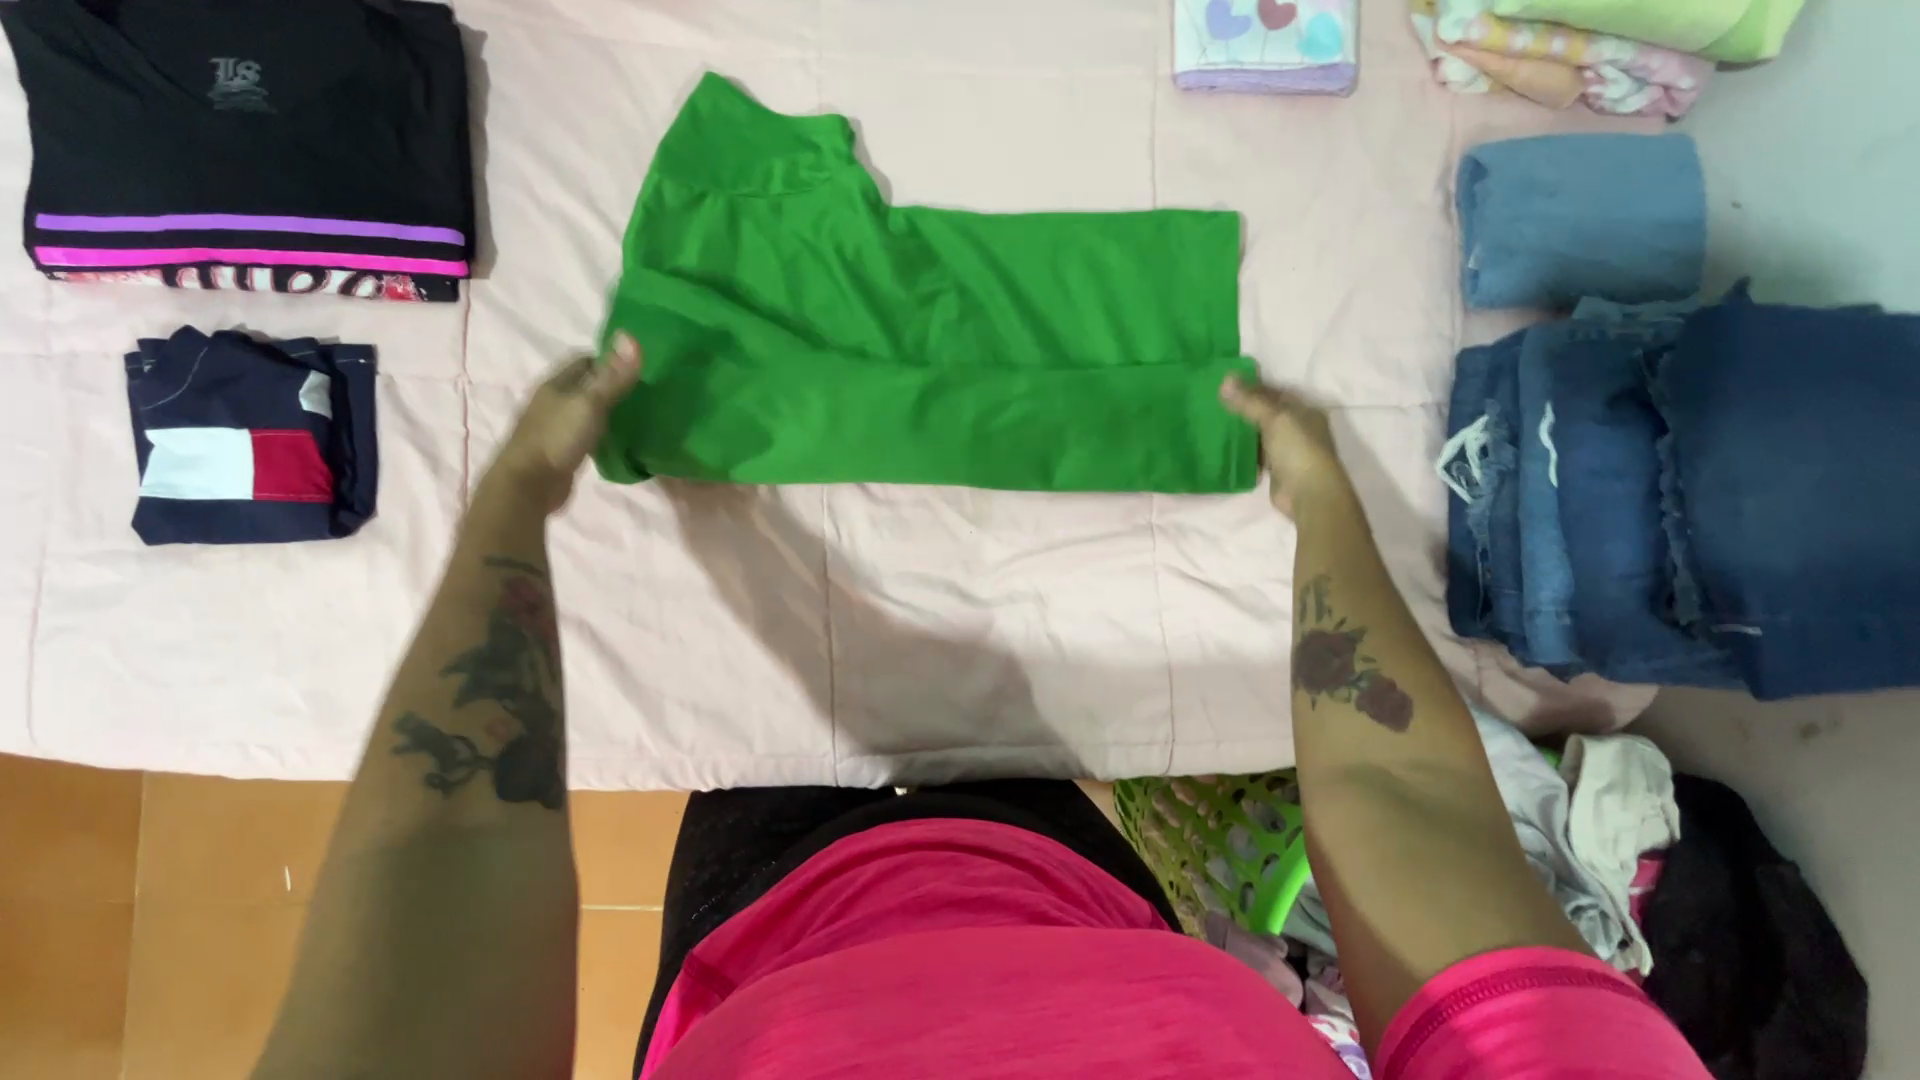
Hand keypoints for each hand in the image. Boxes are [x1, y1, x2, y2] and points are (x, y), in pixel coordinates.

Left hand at [489, 333, 643, 512]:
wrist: (528, 485)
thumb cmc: (557, 439)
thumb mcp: (590, 404)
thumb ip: (613, 376)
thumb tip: (631, 336)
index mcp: (555, 384)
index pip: (584, 361)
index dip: (610, 360)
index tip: (638, 370)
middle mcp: (551, 401)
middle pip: (584, 385)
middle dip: (611, 385)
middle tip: (643, 394)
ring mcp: (553, 426)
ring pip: (584, 410)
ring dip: (606, 411)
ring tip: (636, 416)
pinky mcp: (558, 450)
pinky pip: (583, 433)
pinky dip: (600, 433)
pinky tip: (617, 441)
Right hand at [1220, 374, 1346, 518]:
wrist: (1309, 494)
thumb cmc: (1298, 450)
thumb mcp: (1274, 419)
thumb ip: (1249, 401)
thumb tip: (1225, 380)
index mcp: (1305, 410)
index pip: (1276, 392)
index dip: (1253, 387)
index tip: (1225, 384)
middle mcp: (1299, 427)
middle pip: (1267, 413)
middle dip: (1244, 408)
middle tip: (1214, 402)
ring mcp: (1288, 449)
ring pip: (1260, 434)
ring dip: (1242, 430)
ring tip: (1214, 422)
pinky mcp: (1277, 469)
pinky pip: (1256, 454)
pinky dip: (1243, 451)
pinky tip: (1223, 447)